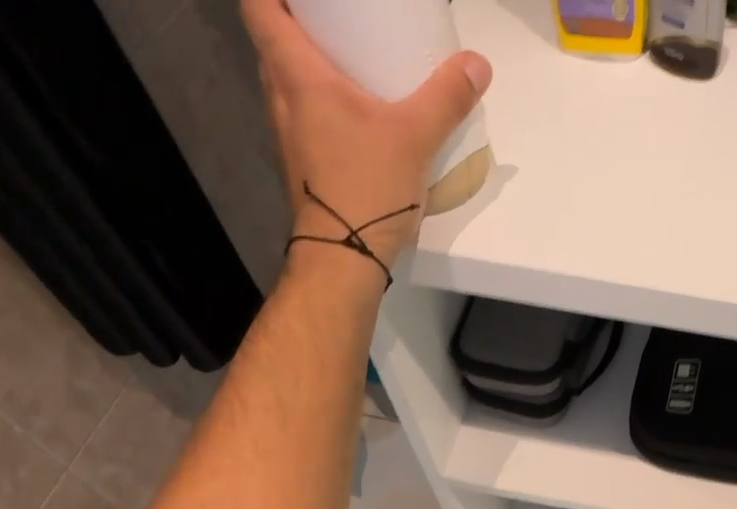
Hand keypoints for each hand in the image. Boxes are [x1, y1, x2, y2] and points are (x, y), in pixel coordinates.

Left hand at [241, 0, 491, 271]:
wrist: (343, 255)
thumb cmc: (367, 186)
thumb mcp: (415, 136)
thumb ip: (447, 97)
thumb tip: (477, 64)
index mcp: (296, 75)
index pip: (259, 6)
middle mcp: (280, 98)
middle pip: (273, 41)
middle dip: (299, 22)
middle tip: (340, 19)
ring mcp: (287, 135)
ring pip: (288, 81)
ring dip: (311, 65)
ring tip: (351, 62)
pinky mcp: (302, 164)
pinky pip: (304, 115)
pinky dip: (322, 103)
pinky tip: (357, 115)